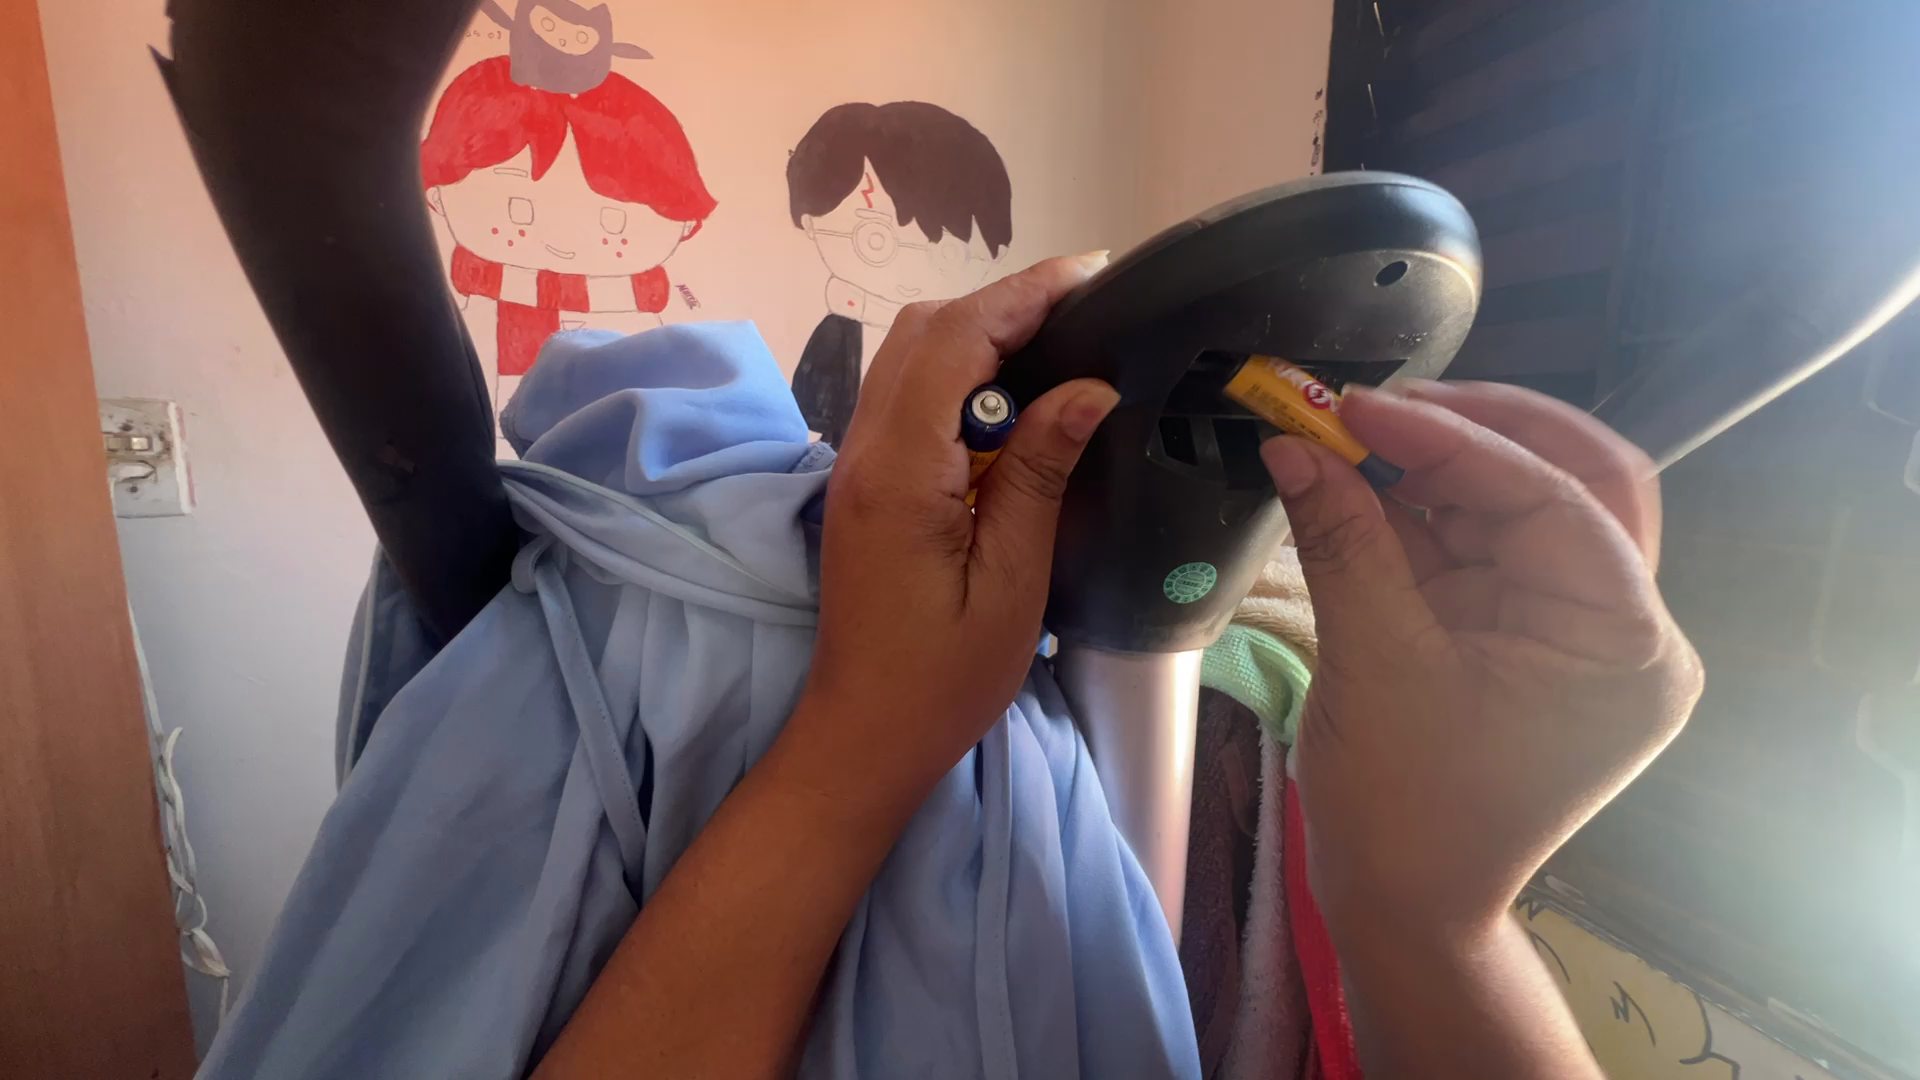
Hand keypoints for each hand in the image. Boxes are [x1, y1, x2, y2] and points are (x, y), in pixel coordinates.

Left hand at [801, 254, 1120, 781]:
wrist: (864, 730)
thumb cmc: (943, 677)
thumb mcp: (1009, 581)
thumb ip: (1039, 475)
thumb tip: (1087, 390)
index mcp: (900, 471)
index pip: (956, 344)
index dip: (1023, 296)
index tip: (1091, 274)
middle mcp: (863, 450)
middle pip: (922, 334)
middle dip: (1001, 306)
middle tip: (1081, 310)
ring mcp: (853, 464)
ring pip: (908, 359)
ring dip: (977, 336)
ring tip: (1054, 343)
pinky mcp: (862, 482)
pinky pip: (906, 398)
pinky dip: (956, 376)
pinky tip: (1005, 397)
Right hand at [1262, 379, 1702, 935]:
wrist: (1399, 893)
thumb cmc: (1401, 801)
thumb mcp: (1372, 661)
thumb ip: (1339, 541)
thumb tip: (1289, 448)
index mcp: (1618, 643)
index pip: (1552, 500)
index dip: (1450, 442)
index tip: (1355, 409)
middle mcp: (1608, 622)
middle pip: (1566, 482)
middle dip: (1468, 432)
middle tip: (1370, 407)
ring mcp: (1554, 623)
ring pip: (1508, 505)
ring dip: (1425, 467)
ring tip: (1345, 438)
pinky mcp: (1500, 628)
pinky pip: (1461, 545)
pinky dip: (1405, 512)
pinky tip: (1351, 487)